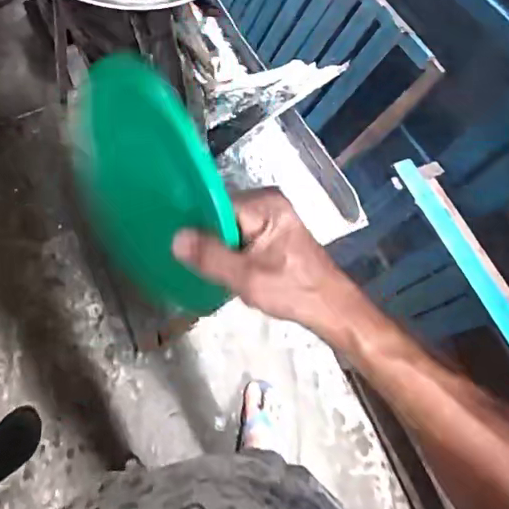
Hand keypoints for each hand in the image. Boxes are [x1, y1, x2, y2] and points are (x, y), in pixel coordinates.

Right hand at [173, 189, 376, 344]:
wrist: (332, 308)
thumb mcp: (246, 278)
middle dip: (208, 234)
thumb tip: (176, 238)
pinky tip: (226, 265)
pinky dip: (233, 246)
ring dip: (220, 243)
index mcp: (264, 203)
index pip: (216, 202)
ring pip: (231, 223)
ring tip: (204, 263)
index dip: (196, 221)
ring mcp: (274, 214)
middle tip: (190, 257)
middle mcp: (268, 200)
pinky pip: (243, 230)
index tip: (178, 239)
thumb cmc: (292, 290)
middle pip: (223, 211)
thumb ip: (210, 256)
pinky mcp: (276, 229)